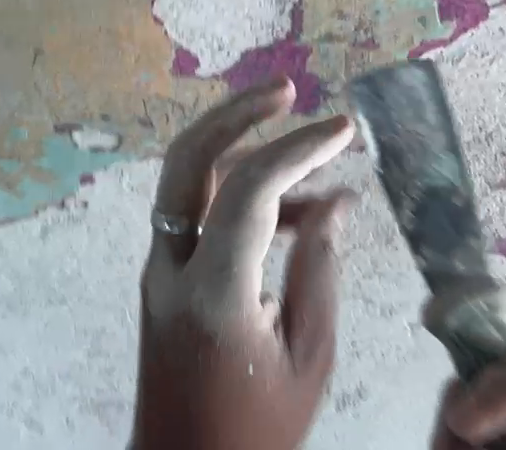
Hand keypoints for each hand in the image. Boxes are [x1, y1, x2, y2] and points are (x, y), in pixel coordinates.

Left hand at [132, 78, 356, 449]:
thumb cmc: (256, 430)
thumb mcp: (308, 358)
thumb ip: (320, 270)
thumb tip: (335, 200)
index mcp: (214, 293)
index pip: (249, 191)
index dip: (299, 150)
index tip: (345, 130)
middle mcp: (173, 265)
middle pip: (186, 157)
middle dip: (236, 112)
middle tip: (288, 90)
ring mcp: (160, 265)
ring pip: (186, 175)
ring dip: (241, 145)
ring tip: (315, 155)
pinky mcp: (164, 271)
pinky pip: (199, 209)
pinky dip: (241, 192)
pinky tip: (301, 211)